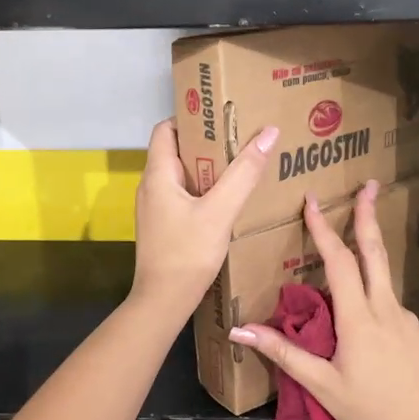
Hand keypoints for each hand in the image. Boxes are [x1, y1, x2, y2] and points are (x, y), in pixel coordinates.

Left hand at [130, 119, 277, 312]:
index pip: (166, 129)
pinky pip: (183, 197)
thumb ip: (244, 173)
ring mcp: (154, 208)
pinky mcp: (162, 227)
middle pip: (176, 151)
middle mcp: (150, 187)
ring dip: (207, 169)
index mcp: (158, 174)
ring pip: (181, 176)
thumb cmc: (187, 253)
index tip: (222, 117)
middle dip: (207, 143)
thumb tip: (268, 133)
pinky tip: (228, 200)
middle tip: (240, 139)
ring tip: (240, 165)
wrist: (163, 302)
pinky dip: (203, 191)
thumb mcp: (220, 211)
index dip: (191, 118)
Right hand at [228, 180, 418, 419]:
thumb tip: (240, 331)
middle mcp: (387, 310)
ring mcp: (408, 321)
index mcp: (360, 318)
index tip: (313, 201)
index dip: (324, 229)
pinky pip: (392, 308)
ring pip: (384, 280)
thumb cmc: (372, 413)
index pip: (340, 262)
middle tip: (369, 185)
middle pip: (375, 252)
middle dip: (368, 215)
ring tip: (353, 252)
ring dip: (369, 256)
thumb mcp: (322, 386)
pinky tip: (368, 325)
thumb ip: (283, 353)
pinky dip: (375, 300)